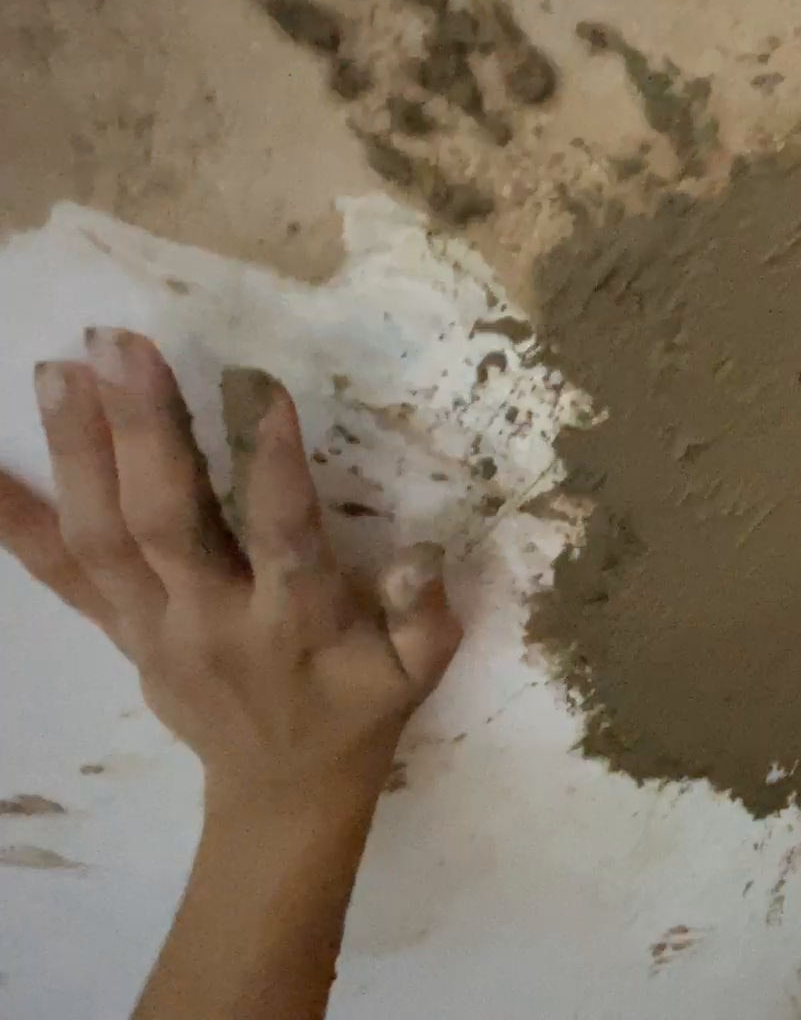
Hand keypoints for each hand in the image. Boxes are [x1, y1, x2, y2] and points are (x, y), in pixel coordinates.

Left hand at [0, 329, 462, 820]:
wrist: (286, 784)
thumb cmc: (367, 710)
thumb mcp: (426, 667)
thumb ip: (427, 611)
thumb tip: (421, 552)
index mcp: (297, 622)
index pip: (280, 532)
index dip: (273, 462)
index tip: (261, 391)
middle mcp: (212, 617)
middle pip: (164, 520)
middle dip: (141, 429)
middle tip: (122, 348)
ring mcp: (154, 626)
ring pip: (99, 533)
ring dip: (77, 449)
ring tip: (62, 370)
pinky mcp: (123, 632)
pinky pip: (58, 575)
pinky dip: (10, 520)